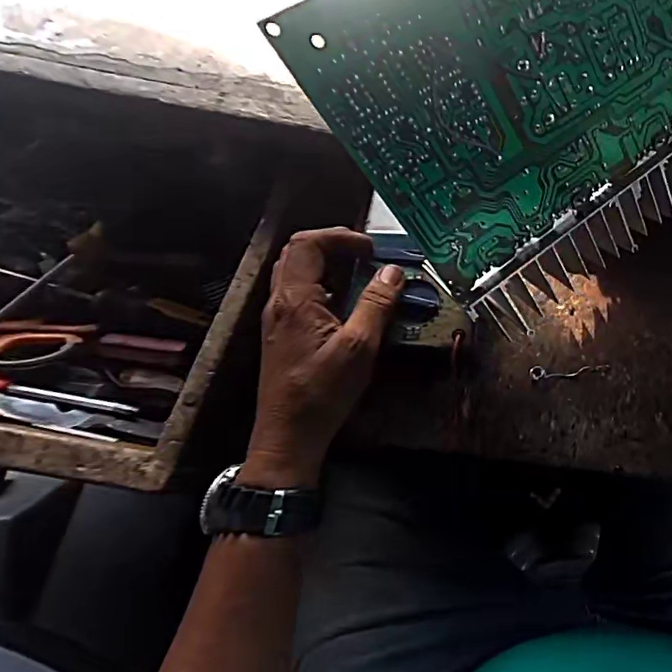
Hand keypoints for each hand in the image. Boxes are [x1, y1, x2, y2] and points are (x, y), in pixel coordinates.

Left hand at [240, 228, 402, 488]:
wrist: (288, 434)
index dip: (340, 237)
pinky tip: (350, 306)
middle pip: (298, 254)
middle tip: (368, 256)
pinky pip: (302, 295)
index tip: (371, 249)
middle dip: (335, 246)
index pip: (306, 244)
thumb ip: (375, 305)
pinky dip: (328, 287)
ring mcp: (278, 319)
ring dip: (331, 266)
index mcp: (295, 301)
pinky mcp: (284, 334)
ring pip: (298, 274)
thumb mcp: (359, 347)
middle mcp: (280, 303)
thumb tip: (392, 273)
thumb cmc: (322, 392)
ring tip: (364, 277)